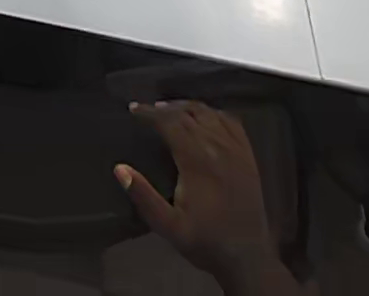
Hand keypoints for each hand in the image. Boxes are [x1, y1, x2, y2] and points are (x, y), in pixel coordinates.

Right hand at [115, 101, 300, 295]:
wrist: (248, 261)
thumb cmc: (205, 241)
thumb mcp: (168, 226)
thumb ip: (143, 196)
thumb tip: (119, 168)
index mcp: (196, 161)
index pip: (168, 122)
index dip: (148, 112)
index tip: (133, 109)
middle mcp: (216, 148)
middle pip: (186, 113)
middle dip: (163, 108)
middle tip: (147, 110)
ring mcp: (236, 150)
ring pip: (207, 113)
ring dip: (186, 107)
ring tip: (170, 110)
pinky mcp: (248, 157)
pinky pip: (230, 122)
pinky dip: (213, 113)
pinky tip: (204, 118)